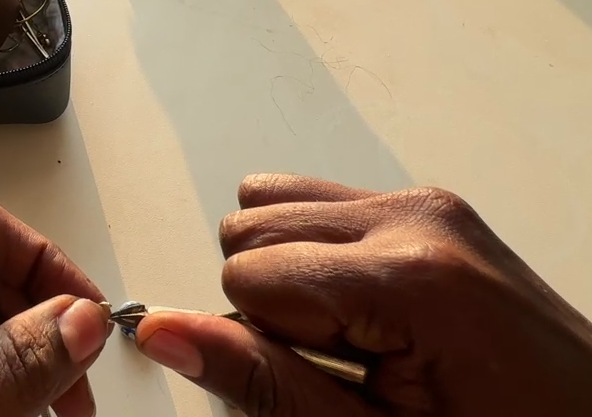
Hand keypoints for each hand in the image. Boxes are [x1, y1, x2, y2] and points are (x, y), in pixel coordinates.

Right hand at [132, 175, 591, 416]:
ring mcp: (427, 203)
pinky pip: (313, 197)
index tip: (332, 393)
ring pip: (269, 202)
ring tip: (359, 344)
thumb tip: (160, 328)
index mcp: (413, 275)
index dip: (266, 346)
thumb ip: (262, 383)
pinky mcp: (431, 205)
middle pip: (251, 227)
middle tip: (347, 374)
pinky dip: (313, 250)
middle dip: (272, 305)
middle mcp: (416, 215)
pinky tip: (366, 312)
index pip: (247, 274)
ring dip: (287, 272)